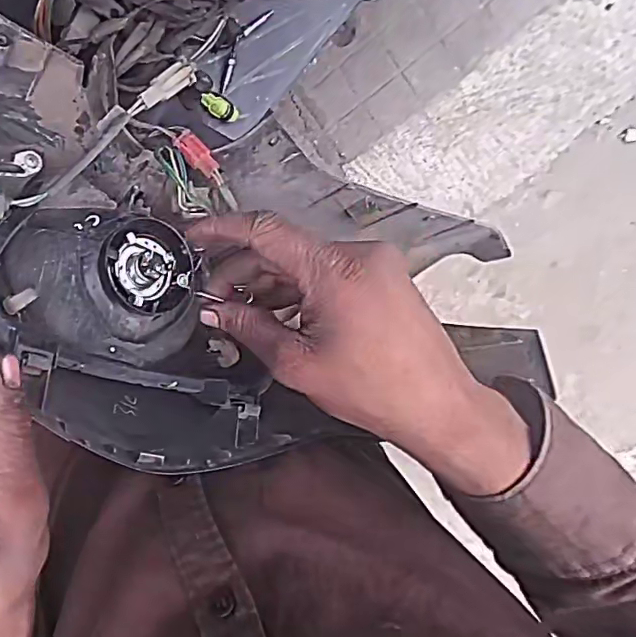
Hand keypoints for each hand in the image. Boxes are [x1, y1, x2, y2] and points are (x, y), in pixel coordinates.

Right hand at [188, 212, 530, 494]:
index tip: (197, 235)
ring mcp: (373, 264)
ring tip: (243, 316)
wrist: (439, 407)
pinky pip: (324, 273)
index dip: (221, 230)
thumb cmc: (380, 389)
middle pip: (280, 249)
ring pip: (301, 262)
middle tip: (216, 303)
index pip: (264, 231)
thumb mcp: (297, 362)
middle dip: (241, 273)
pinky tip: (276, 315)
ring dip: (267, 284)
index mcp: (336, 270)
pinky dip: (296, 290)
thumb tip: (218, 312)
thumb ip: (249, 328)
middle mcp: (358, 256)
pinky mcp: (380, 278)